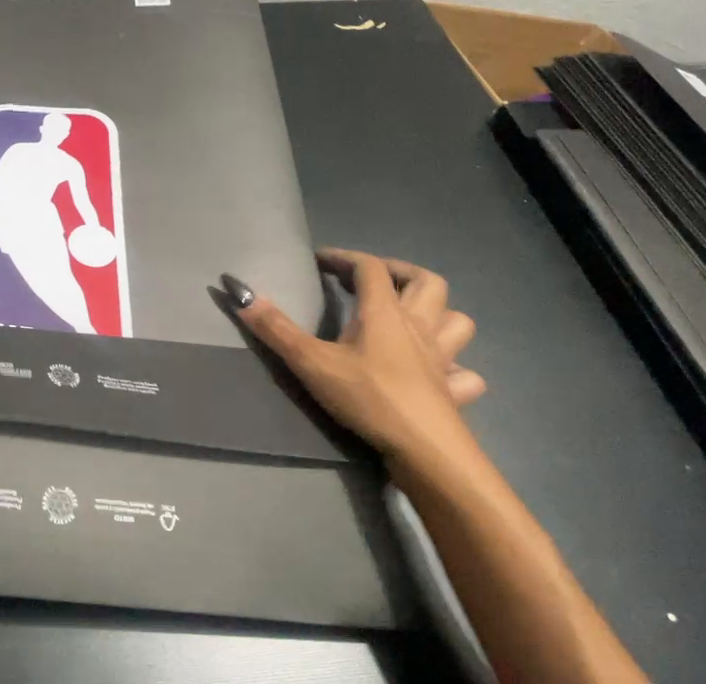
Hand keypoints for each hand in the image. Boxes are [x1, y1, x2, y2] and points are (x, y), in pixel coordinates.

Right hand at [223, 249, 483, 462]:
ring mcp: (442, 360)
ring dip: (439, 312)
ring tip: (412, 319)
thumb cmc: (368, 397)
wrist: (425, 450)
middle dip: (399, 271)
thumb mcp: (311, 362)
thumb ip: (275, 328)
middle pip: (425, 281)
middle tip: (372, 281)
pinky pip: (465, 373)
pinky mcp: (454, 392)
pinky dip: (456, 367)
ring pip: (458, 321)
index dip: (345, 257)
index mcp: (384, 312)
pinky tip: (439, 374)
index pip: (369, 267)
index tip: (320, 261)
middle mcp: (419, 327)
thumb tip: (240, 292)